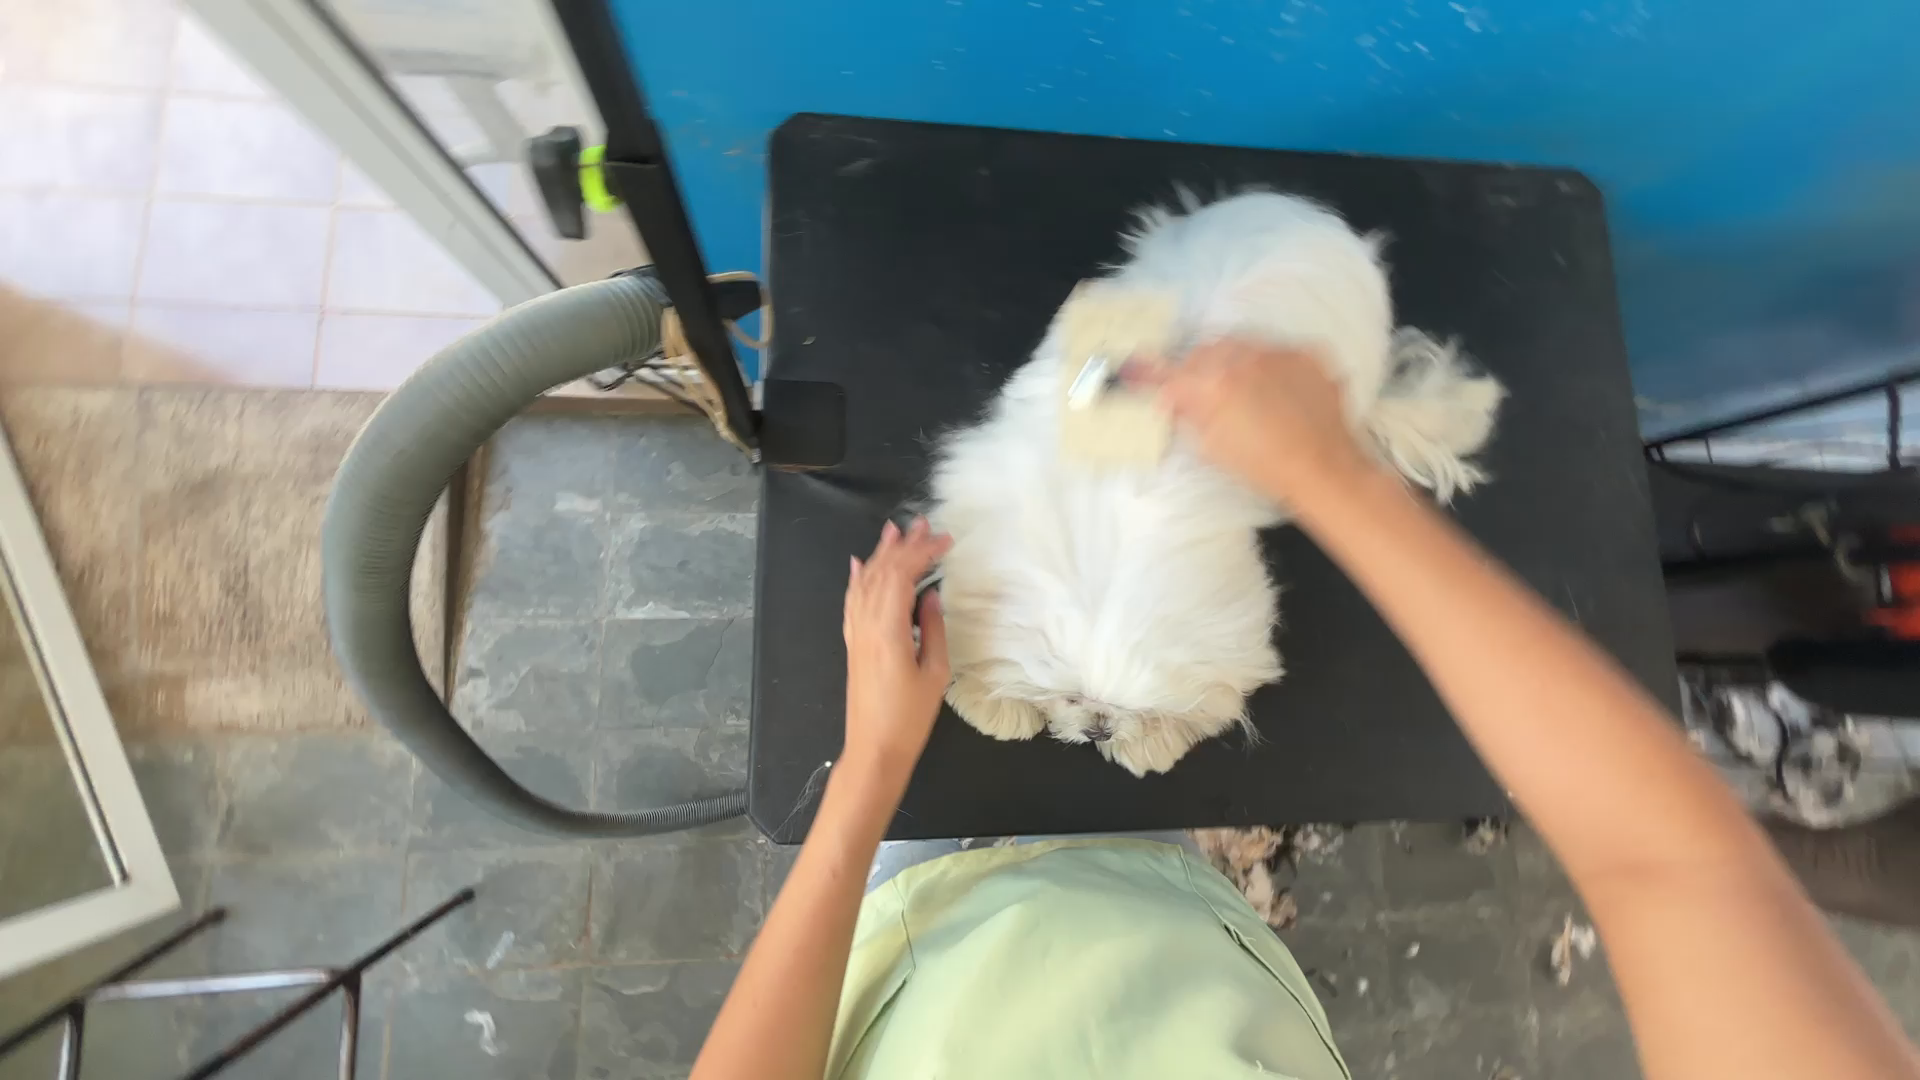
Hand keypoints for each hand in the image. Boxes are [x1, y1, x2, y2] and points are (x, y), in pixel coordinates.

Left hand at [841, 518, 951, 783]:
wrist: (874, 748)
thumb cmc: (910, 717)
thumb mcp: (935, 672)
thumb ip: (933, 628)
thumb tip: (930, 594)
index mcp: (888, 629)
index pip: (903, 576)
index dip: (923, 553)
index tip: (945, 540)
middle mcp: (866, 623)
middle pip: (882, 572)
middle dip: (903, 546)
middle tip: (923, 523)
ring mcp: (855, 632)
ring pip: (864, 582)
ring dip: (880, 554)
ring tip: (894, 530)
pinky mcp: (852, 642)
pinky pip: (852, 600)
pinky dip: (857, 578)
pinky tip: (858, 563)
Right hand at [1155, 339, 1377, 503]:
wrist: (1324, 468)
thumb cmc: (1265, 466)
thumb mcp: (1212, 446)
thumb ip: (1187, 414)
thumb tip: (1171, 399)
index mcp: (1214, 384)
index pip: (1171, 373)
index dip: (1149, 373)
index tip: (1133, 370)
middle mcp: (1245, 358)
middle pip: (1204, 351)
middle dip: (1194, 367)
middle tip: (1195, 389)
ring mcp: (1279, 353)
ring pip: (1239, 344)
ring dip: (1229, 360)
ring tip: (1236, 389)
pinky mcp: (1307, 354)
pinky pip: (1275, 350)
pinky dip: (1265, 365)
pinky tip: (1270, 390)